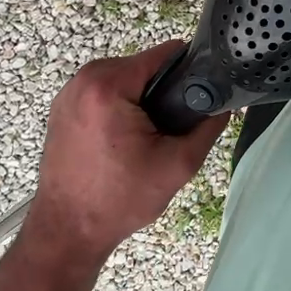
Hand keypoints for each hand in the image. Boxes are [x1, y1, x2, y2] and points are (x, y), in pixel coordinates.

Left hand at [25, 41, 228, 261]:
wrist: (65, 236)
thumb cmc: (118, 201)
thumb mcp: (178, 164)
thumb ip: (210, 126)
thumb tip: (227, 105)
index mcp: (108, 84)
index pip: (167, 53)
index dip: (189, 72)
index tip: (195, 101)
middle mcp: (84, 79)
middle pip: (147, 64)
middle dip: (166, 89)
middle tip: (172, 126)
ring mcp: (70, 92)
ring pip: (129, 77)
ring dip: (146, 98)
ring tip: (153, 133)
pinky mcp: (64, 106)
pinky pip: (108, 90)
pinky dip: (123, 105)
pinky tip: (128, 136)